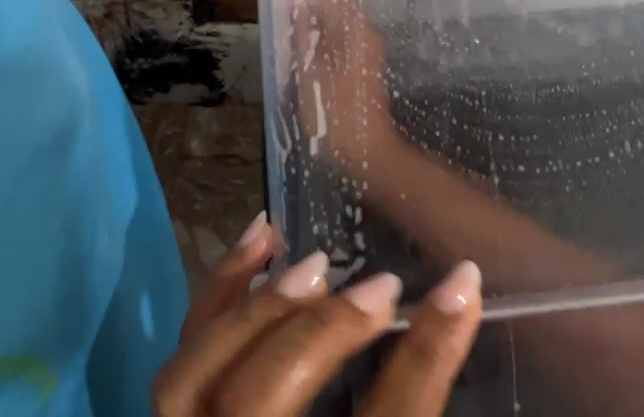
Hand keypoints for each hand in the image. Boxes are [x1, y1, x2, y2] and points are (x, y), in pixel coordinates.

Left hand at [154, 213, 482, 416]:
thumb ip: (407, 412)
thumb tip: (445, 326)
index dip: (426, 358)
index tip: (462, 285)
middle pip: (264, 403)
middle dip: (324, 334)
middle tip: (383, 287)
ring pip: (196, 378)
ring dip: (257, 309)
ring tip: (316, 265)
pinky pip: (181, 357)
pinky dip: (218, 292)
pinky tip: (259, 243)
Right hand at [292, 0, 398, 172]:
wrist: (366, 151)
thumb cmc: (335, 113)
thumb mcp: (310, 72)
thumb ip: (303, 34)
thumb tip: (298, 2)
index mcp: (355, 31)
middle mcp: (366, 34)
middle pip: (340, 4)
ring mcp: (367, 50)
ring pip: (341, 20)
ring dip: (319, 13)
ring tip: (293, 11)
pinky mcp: (363, 65)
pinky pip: (343, 36)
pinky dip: (325, 31)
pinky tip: (307, 38)